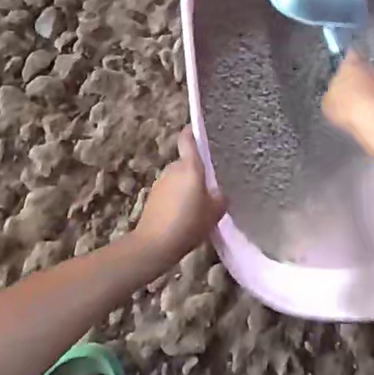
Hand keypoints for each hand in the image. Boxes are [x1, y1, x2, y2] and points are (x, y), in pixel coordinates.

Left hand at [131, 129, 224, 262]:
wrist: (154, 244)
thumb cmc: (188, 223)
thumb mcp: (215, 211)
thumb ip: (220, 195)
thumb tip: (219, 189)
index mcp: (190, 166)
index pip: (188, 138)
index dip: (193, 131)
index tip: (202, 130)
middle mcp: (173, 168)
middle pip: (187, 161)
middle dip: (198, 169)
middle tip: (212, 181)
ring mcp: (161, 181)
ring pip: (179, 176)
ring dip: (187, 184)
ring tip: (199, 201)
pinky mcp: (153, 196)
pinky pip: (171, 189)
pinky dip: (178, 196)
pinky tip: (185, 213)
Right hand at [322, 52, 373, 147]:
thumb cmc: (349, 108)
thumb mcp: (328, 103)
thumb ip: (332, 94)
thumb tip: (335, 93)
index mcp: (353, 63)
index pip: (350, 53)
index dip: (347, 61)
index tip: (343, 70)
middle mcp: (373, 67)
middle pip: (366, 70)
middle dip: (361, 80)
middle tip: (353, 96)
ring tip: (366, 111)